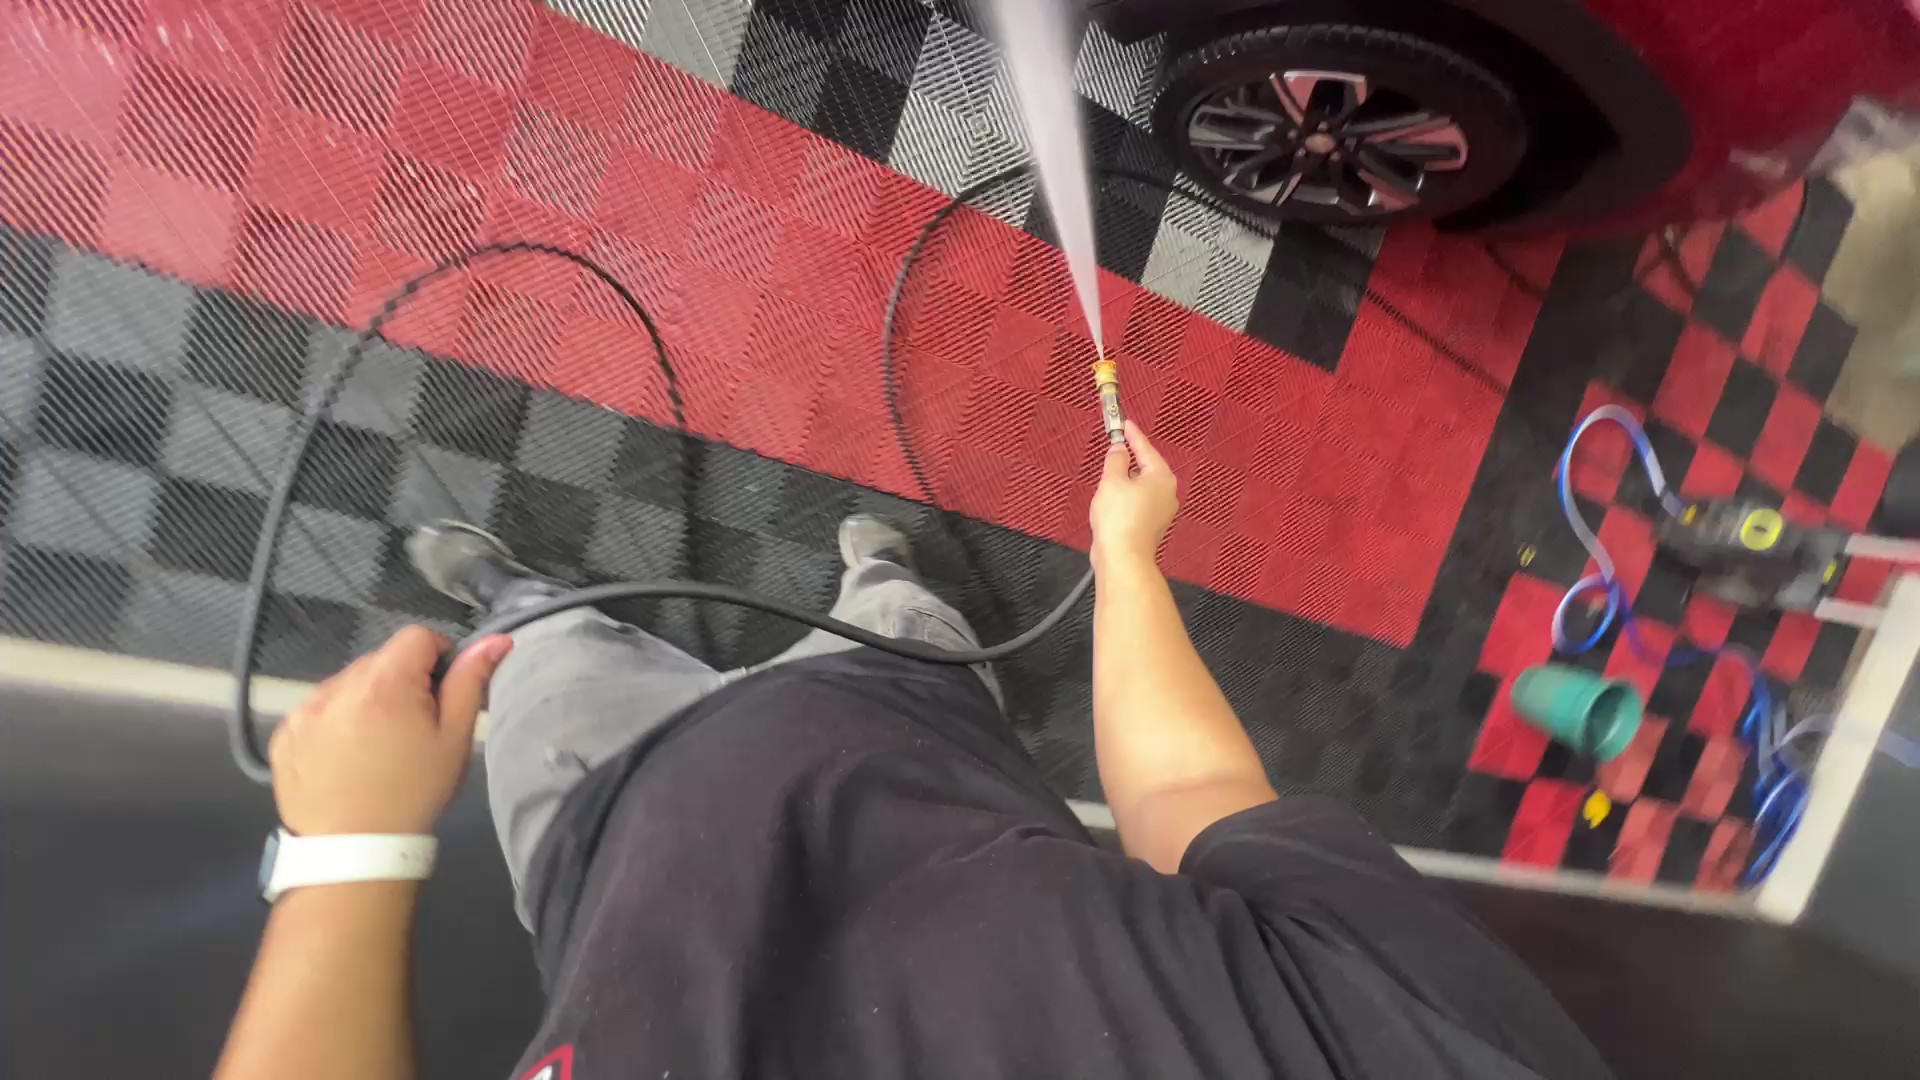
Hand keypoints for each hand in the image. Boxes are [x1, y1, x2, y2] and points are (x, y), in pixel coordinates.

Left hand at [269, 627, 512, 836]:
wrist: (353, 849)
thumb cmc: (415, 789)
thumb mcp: (456, 736)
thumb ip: (472, 680)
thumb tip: (497, 641)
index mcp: (383, 685)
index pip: (417, 637)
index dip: (441, 655)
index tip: (445, 691)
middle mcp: (336, 688)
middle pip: (384, 657)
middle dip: (406, 678)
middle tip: (419, 721)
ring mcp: (303, 712)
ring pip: (353, 680)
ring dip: (373, 695)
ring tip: (383, 738)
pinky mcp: (284, 734)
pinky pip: (323, 705)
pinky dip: (343, 715)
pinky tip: (354, 750)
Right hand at [1090, 420, 1177, 567]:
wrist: (1123, 557)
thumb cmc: (1120, 519)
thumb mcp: (1112, 480)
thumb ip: (1116, 460)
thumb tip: (1119, 451)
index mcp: (1161, 477)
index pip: (1146, 449)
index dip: (1133, 435)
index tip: (1125, 424)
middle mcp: (1166, 493)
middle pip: (1146, 468)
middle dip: (1129, 460)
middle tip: (1114, 449)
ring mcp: (1160, 512)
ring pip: (1141, 487)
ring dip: (1125, 482)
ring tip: (1107, 480)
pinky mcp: (1150, 526)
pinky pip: (1137, 504)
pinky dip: (1125, 499)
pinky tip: (1111, 502)